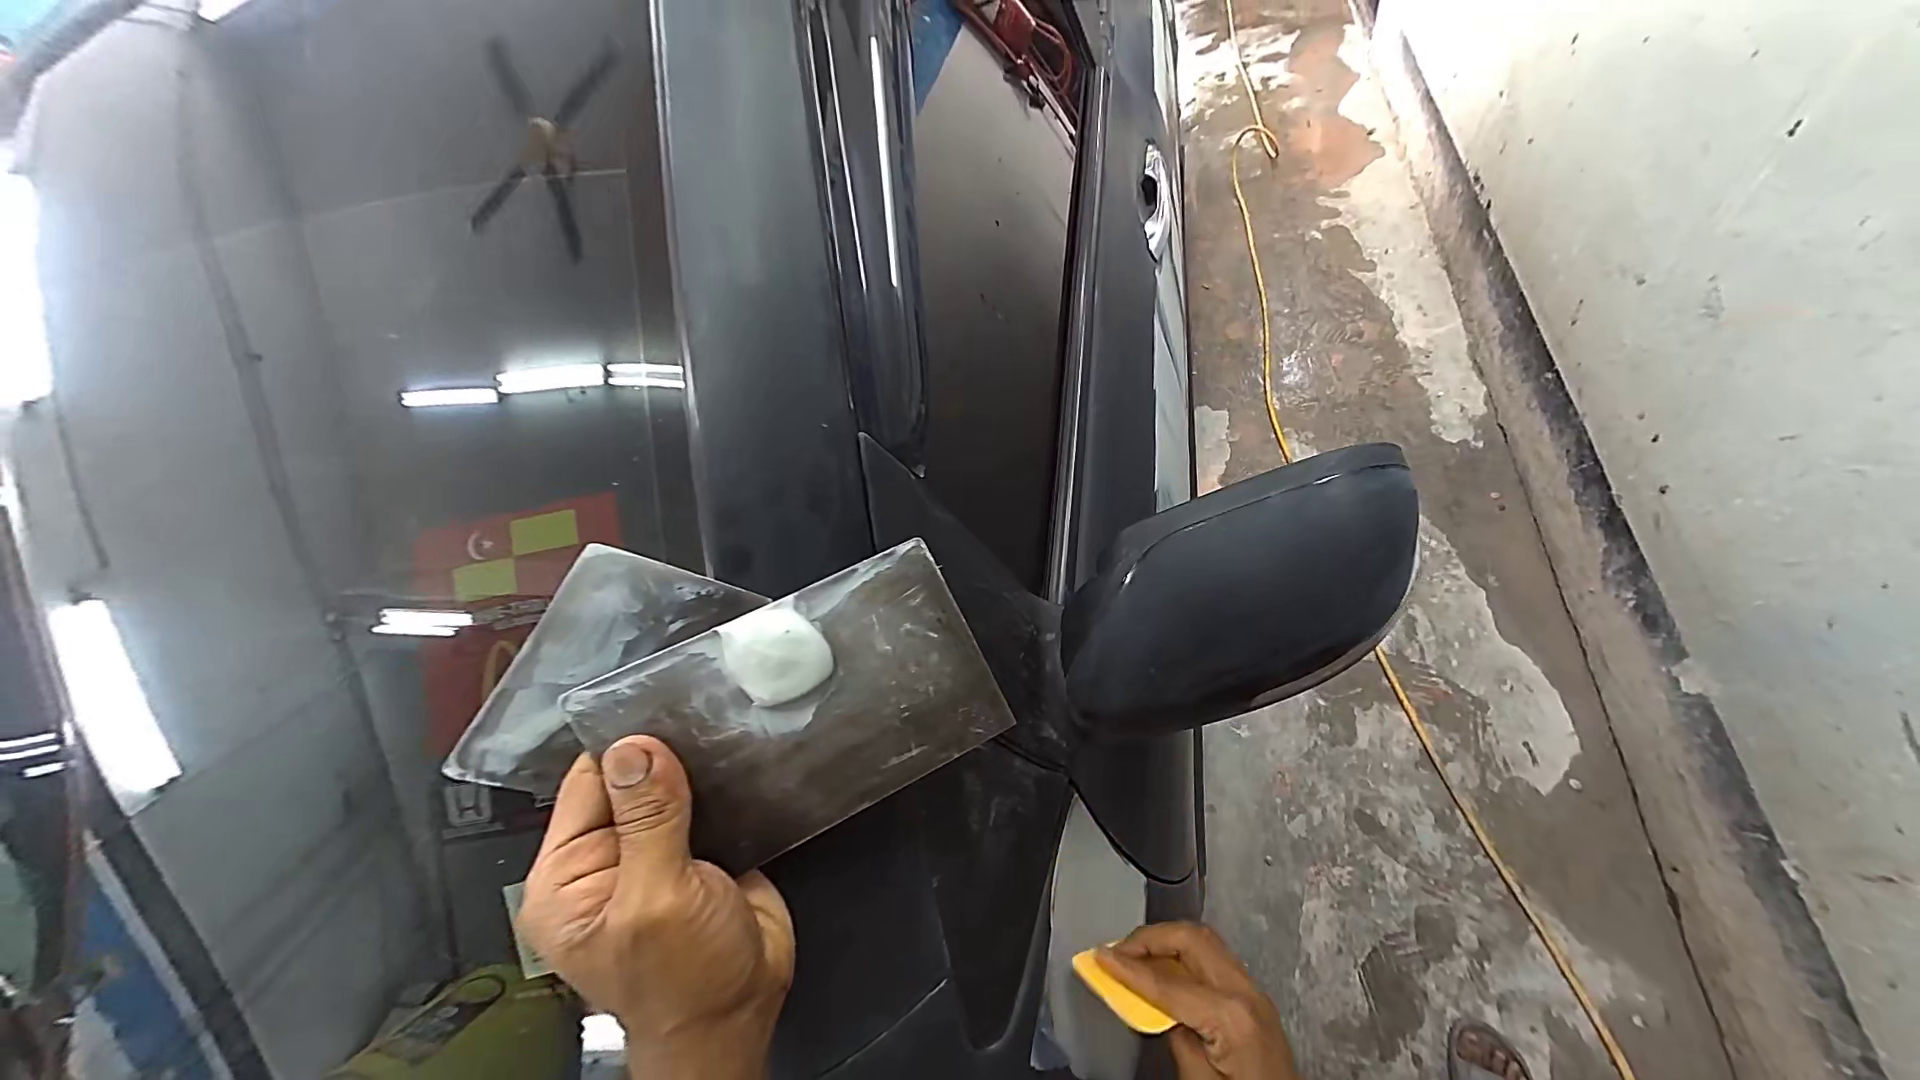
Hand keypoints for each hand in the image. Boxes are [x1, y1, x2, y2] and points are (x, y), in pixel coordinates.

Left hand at [517, 737, 794, 1079]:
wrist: (741, 1012)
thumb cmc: (684, 978)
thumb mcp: (657, 901)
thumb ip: (648, 822)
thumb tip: (634, 747)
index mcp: (571, 873)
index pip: (588, 783)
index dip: (623, 747)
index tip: (661, 708)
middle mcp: (610, 855)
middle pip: (633, 777)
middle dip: (666, 749)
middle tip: (702, 709)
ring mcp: (660, 850)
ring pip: (674, 782)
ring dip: (698, 760)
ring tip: (725, 722)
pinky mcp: (704, 847)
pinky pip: (710, 797)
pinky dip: (724, 778)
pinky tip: (743, 753)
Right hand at [1095, 922, 1299, 1079]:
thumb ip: (1174, 1034)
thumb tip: (1153, 1003)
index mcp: (1231, 1015)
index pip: (1168, 982)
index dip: (1128, 968)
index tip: (1098, 956)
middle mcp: (1246, 992)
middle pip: (1192, 938)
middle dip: (1150, 938)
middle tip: (1118, 952)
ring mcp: (1255, 992)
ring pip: (1204, 941)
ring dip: (1167, 942)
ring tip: (1136, 957)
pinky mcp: (1255, 999)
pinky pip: (1213, 959)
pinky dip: (1183, 955)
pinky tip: (1164, 971)